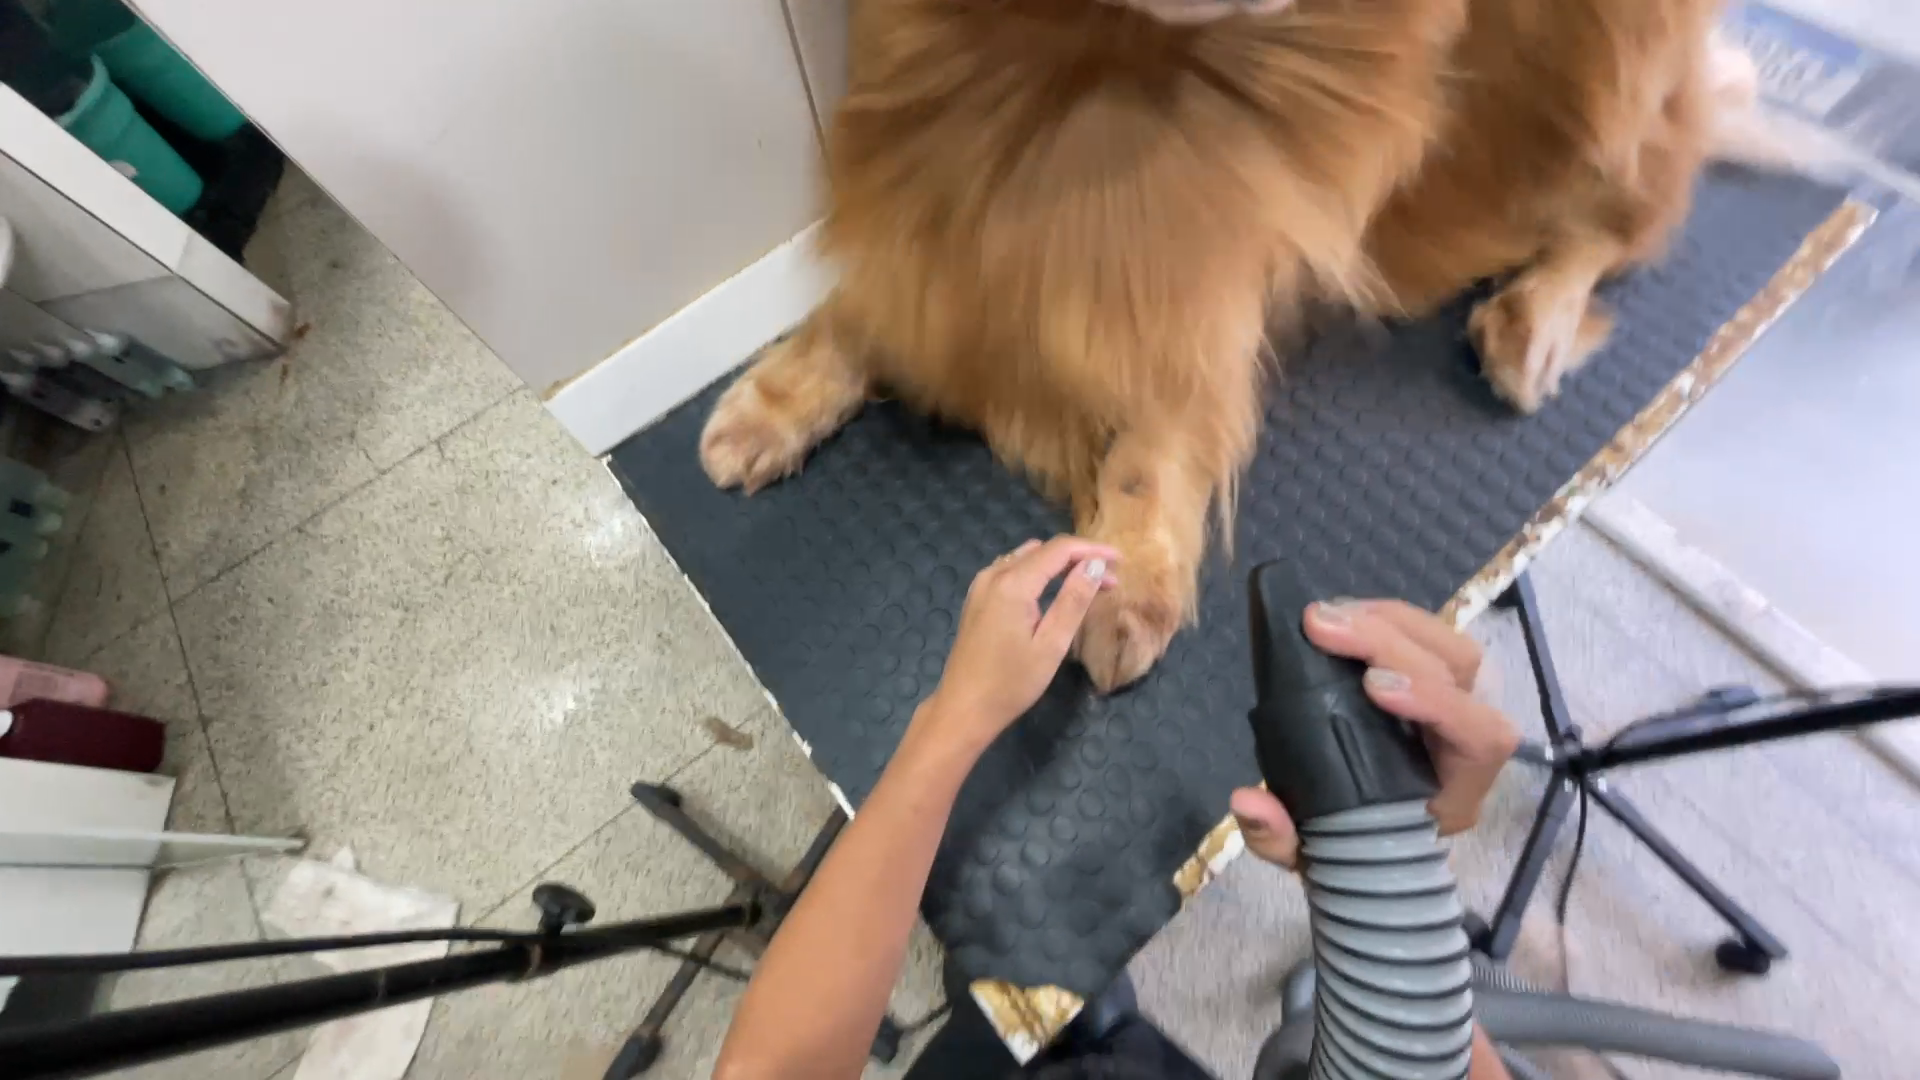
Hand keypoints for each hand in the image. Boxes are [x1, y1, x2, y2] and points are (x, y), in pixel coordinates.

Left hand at [919, 536, 1119, 747]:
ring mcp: (981, 585)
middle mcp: (993, 574)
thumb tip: (1094, 565)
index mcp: (1012, 583)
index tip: (1120, 560)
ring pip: (1026, 558)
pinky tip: (1053, 589)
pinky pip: (1011, 571)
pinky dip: (1037, 573)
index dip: (1092, 549)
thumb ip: (1073, 600)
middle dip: (1078, 558)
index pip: (1058, 549)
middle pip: (1042, 550)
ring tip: (1088, 583)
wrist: (964, 708)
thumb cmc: (1011, 682)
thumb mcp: (1051, 644)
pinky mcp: (977, 598)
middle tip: (1109, 579)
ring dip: (1058, 564)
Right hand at [1230, 598, 1518, 865]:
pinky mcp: (1419, 679)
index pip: (1478, 739)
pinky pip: (1422, 636)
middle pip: (1458, 672)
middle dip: (1389, 642)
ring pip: (1449, 646)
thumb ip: (1275, 837)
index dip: (1435, 701)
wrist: (1361, 844)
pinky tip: (1336, 614)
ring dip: (1389, 621)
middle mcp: (1459, 742)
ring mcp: (1446, 704)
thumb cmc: (1344, 850)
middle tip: (1317, 626)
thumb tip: (1245, 799)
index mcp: (1450, 794)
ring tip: (1325, 615)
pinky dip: (1382, 618)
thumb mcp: (1304, 855)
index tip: (1371, 686)